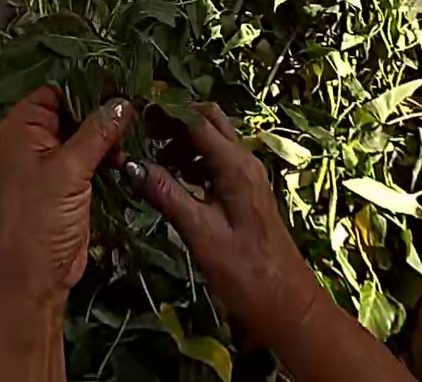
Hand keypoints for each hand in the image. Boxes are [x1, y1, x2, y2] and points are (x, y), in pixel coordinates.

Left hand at [0, 88, 130, 302]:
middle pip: (76, 109)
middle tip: (140, 105)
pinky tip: (131, 149)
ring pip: (87, 132)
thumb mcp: (69, 169)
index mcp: (25, 123)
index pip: (60, 90)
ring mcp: (54, 157)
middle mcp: (37, 135)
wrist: (36, 277)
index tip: (125, 83)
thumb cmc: (41, 216)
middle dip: (104, 109)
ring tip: (140, 126)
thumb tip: (125, 101)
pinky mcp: (70, 178)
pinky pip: (93, 154)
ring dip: (110, 132)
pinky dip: (110, 152)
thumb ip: (97, 132)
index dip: (90, 86)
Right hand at [126, 103, 322, 343]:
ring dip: (184, 139)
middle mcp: (244, 160)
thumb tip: (131, 164)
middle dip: (176, 120)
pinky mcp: (245, 190)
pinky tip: (175, 177)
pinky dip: (194, 158)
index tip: (137, 114)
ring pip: (213, 138)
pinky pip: (217, 159)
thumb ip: (166, 194)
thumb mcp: (200, 233)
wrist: (290, 309)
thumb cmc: (246, 273)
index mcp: (235, 165)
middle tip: (146, 131)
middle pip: (208, 120)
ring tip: (154, 156)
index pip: (196, 121)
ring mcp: (247, 174)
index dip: (166, 113)